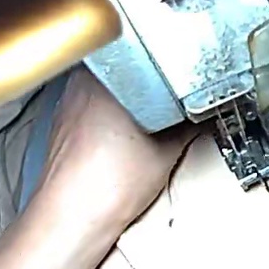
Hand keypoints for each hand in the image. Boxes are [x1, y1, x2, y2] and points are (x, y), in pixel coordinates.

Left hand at [32, 69, 187, 233]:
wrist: (73, 216)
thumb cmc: (110, 184)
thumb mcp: (168, 151)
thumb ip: (190, 125)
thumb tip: (203, 115)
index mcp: (107, 75)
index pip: (146, 52)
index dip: (171, 62)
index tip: (186, 73)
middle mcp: (82, 80)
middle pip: (129, 67)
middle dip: (153, 81)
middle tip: (175, 97)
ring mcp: (69, 100)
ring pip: (112, 86)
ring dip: (132, 97)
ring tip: (152, 118)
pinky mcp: (64, 120)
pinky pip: (96, 105)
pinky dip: (113, 114)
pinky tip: (127, 135)